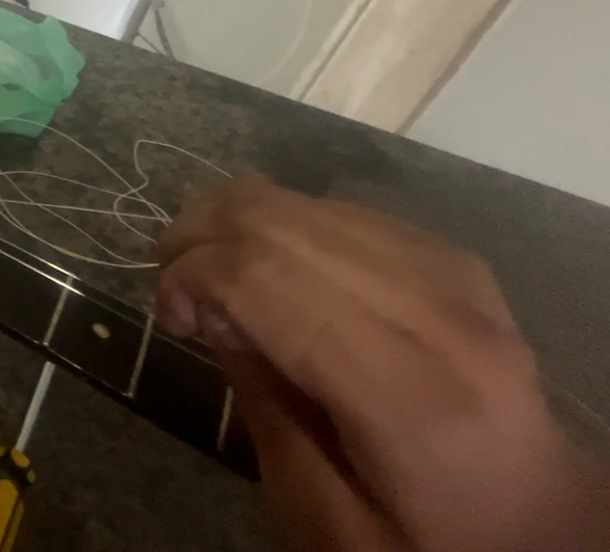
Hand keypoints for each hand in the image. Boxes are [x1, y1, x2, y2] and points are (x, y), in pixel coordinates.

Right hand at [156, 176, 604, 551]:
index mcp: (410, 394)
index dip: (184, 280)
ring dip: (224, 226)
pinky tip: (269, 275)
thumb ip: (260, 400)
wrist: (547, 537)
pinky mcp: (452, 264)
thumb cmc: (424, 543)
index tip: (172, 324)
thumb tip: (210, 309)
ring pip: (289, 201)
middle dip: (191, 240)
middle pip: (266, 220)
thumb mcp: (320, 512)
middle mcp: (440, 317)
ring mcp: (453, 279)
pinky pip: (327, 209)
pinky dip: (272, 227)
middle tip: (177, 294)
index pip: (255, 275)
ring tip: (213, 279)